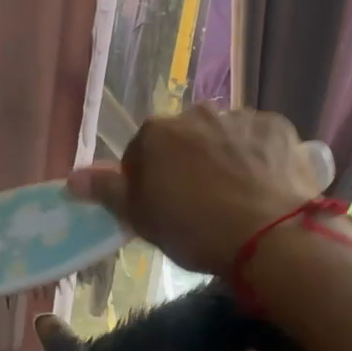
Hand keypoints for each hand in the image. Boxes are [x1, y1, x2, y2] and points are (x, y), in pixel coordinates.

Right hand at [68, 106, 322, 275]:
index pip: (143, 153)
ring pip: (226, 136)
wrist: (270, 236)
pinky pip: (262, 139)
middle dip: (191, 163)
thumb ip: (108, 191)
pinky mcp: (278, 126)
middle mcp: (197, 114)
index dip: (151, 183)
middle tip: (204, 205)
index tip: (166, 210)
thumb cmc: (196, 231)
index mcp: (156, 133)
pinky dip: (262, 156)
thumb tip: (73, 176)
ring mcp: (240, 117)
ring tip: (241, 198)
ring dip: (227, 157)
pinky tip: (268, 187)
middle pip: (186, 139)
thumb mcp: (142, 219)